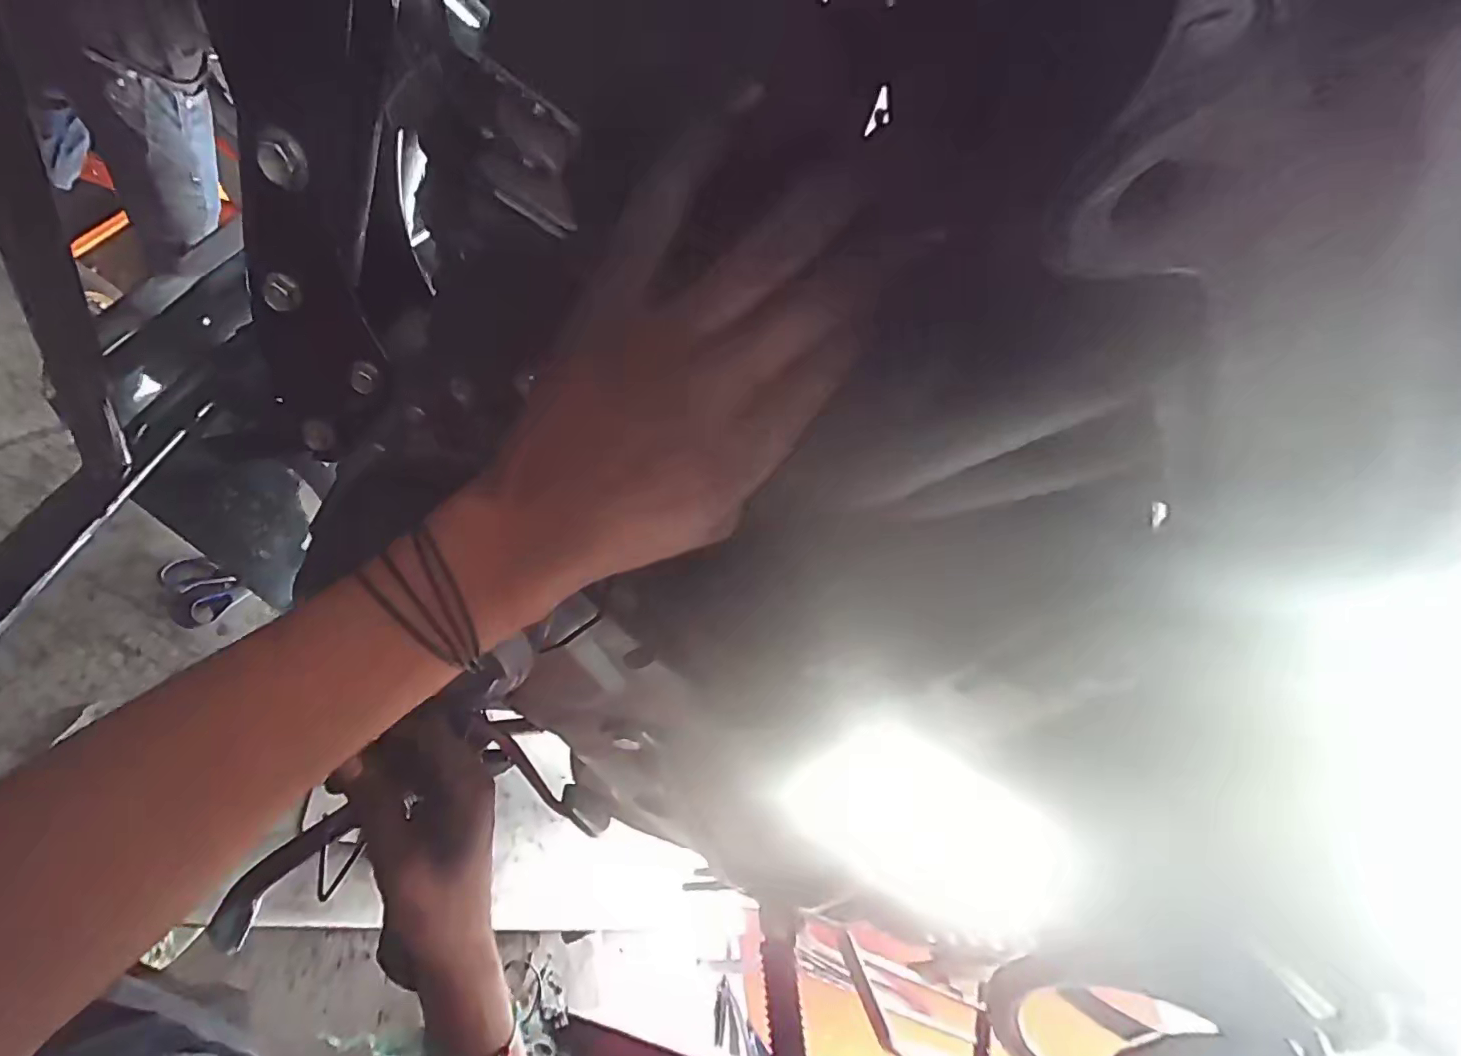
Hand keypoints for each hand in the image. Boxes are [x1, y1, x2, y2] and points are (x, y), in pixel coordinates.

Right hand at [335, 714, 497, 981]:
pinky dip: (385, 779)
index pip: (428, 726)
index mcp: (468, 780)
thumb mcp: (396, 854)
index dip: (388, 722)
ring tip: (338, 772)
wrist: (453, 957)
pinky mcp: (442, 808)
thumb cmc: (432, 909)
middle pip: (422, 736)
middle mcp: (468, 776)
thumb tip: (344, 752)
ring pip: (414, 755)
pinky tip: (352, 789)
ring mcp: (456, 791)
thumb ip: (372, 798)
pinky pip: (412, 777)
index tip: (347, 722)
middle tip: (337, 750)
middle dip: (380, 740)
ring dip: (378, 759)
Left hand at [458, 112, 906, 600]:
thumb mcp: (719, 516)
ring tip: (871, 161)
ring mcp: (665, 337)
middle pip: (822, 300)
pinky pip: (655, 222)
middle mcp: (724, 382)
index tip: (903, 276)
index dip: (876, 311)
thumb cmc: (629, 530)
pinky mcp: (610, 307)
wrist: (539, 517)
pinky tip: (736, 121)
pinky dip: (692, 165)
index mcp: (754, 444)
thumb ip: (766, 454)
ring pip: (765, 255)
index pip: (836, 360)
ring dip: (826, 201)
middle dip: (881, 248)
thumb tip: (806, 391)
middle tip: (921, 204)